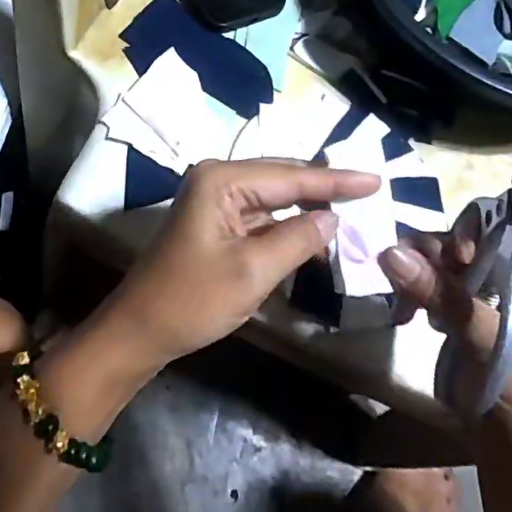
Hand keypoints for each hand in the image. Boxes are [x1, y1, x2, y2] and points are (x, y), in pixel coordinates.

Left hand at [102, 159, 380, 368]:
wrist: (136, 334)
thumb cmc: (191, 301)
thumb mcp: (252, 272)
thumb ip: (298, 239)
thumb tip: (333, 219)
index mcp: (222, 180)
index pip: (292, 176)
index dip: (336, 182)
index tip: (375, 180)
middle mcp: (219, 178)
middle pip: (284, 177)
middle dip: (325, 187)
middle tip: (368, 189)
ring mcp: (215, 198)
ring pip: (275, 195)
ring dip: (308, 205)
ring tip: (351, 205)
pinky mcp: (216, 220)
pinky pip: (263, 214)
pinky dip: (289, 223)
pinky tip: (314, 230)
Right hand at [381, 231, 511, 511]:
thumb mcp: (503, 352)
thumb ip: (449, 299)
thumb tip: (391, 252)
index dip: (480, 231)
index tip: (449, 252)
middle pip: (480, 250)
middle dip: (442, 253)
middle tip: (404, 264)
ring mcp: (500, 317)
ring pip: (457, 274)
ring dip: (426, 275)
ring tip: (401, 290)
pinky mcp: (474, 341)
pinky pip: (444, 303)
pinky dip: (424, 299)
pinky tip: (407, 309)